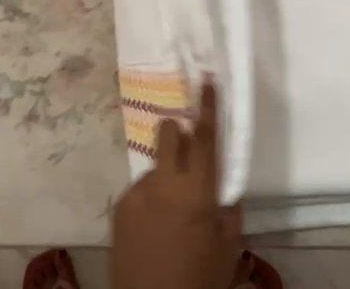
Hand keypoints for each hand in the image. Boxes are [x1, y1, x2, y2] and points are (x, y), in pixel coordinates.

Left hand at [111, 84, 242, 288]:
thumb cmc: (199, 279)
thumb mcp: (228, 248)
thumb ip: (229, 208)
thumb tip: (226, 179)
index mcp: (196, 192)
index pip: (205, 139)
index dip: (208, 108)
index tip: (207, 80)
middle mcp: (163, 182)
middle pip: (168, 133)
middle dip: (178, 132)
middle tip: (188, 151)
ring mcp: (137, 191)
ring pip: (155, 165)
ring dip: (167, 177)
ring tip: (174, 214)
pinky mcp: (120, 205)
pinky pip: (141, 189)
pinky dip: (152, 199)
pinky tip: (157, 227)